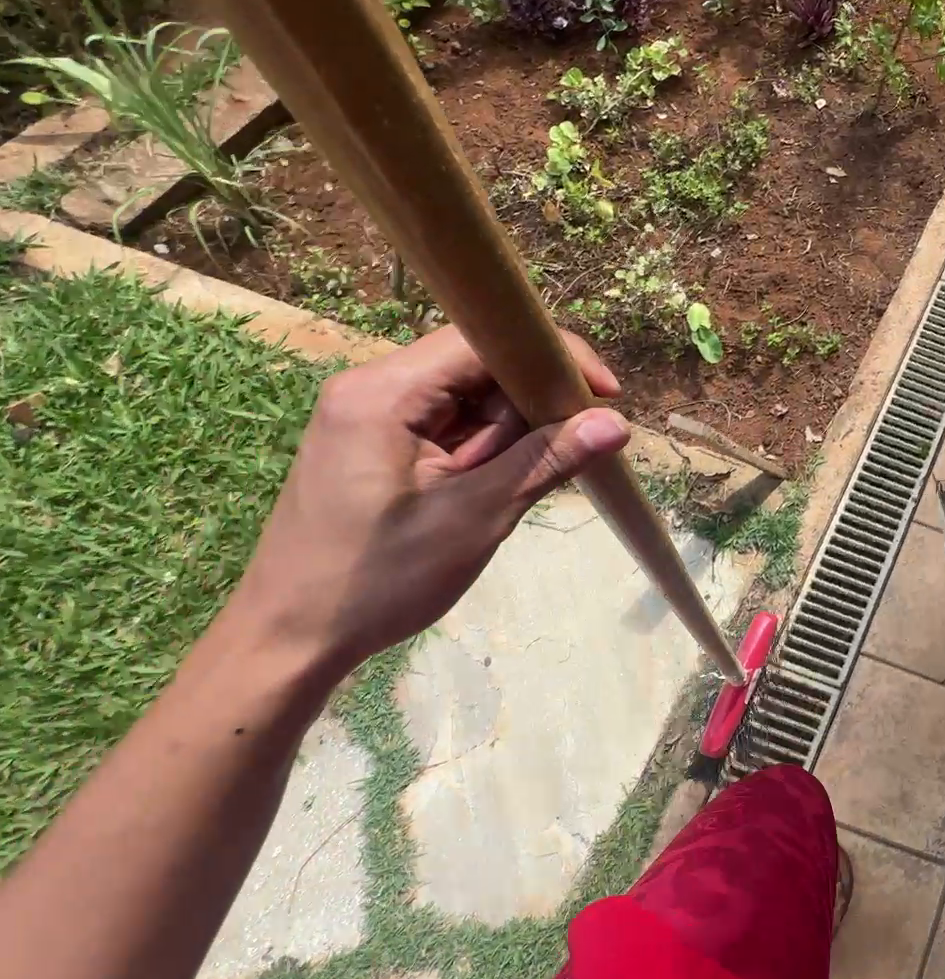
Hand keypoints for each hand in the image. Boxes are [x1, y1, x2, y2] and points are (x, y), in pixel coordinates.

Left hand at [226, 327, 631, 677]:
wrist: (292, 637)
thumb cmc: (381, 578)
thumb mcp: (476, 517)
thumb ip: (546, 460)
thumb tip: (618, 424)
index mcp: (383, 393)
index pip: (484, 340)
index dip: (552, 357)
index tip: (607, 396)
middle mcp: (372, 389)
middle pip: (479, 367)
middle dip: (526, 409)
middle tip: (543, 466)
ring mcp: (371, 417)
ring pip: (470, 400)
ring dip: (505, 438)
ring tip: (497, 493)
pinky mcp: (376, 445)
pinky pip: (450, 426)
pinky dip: (483, 453)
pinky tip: (484, 491)